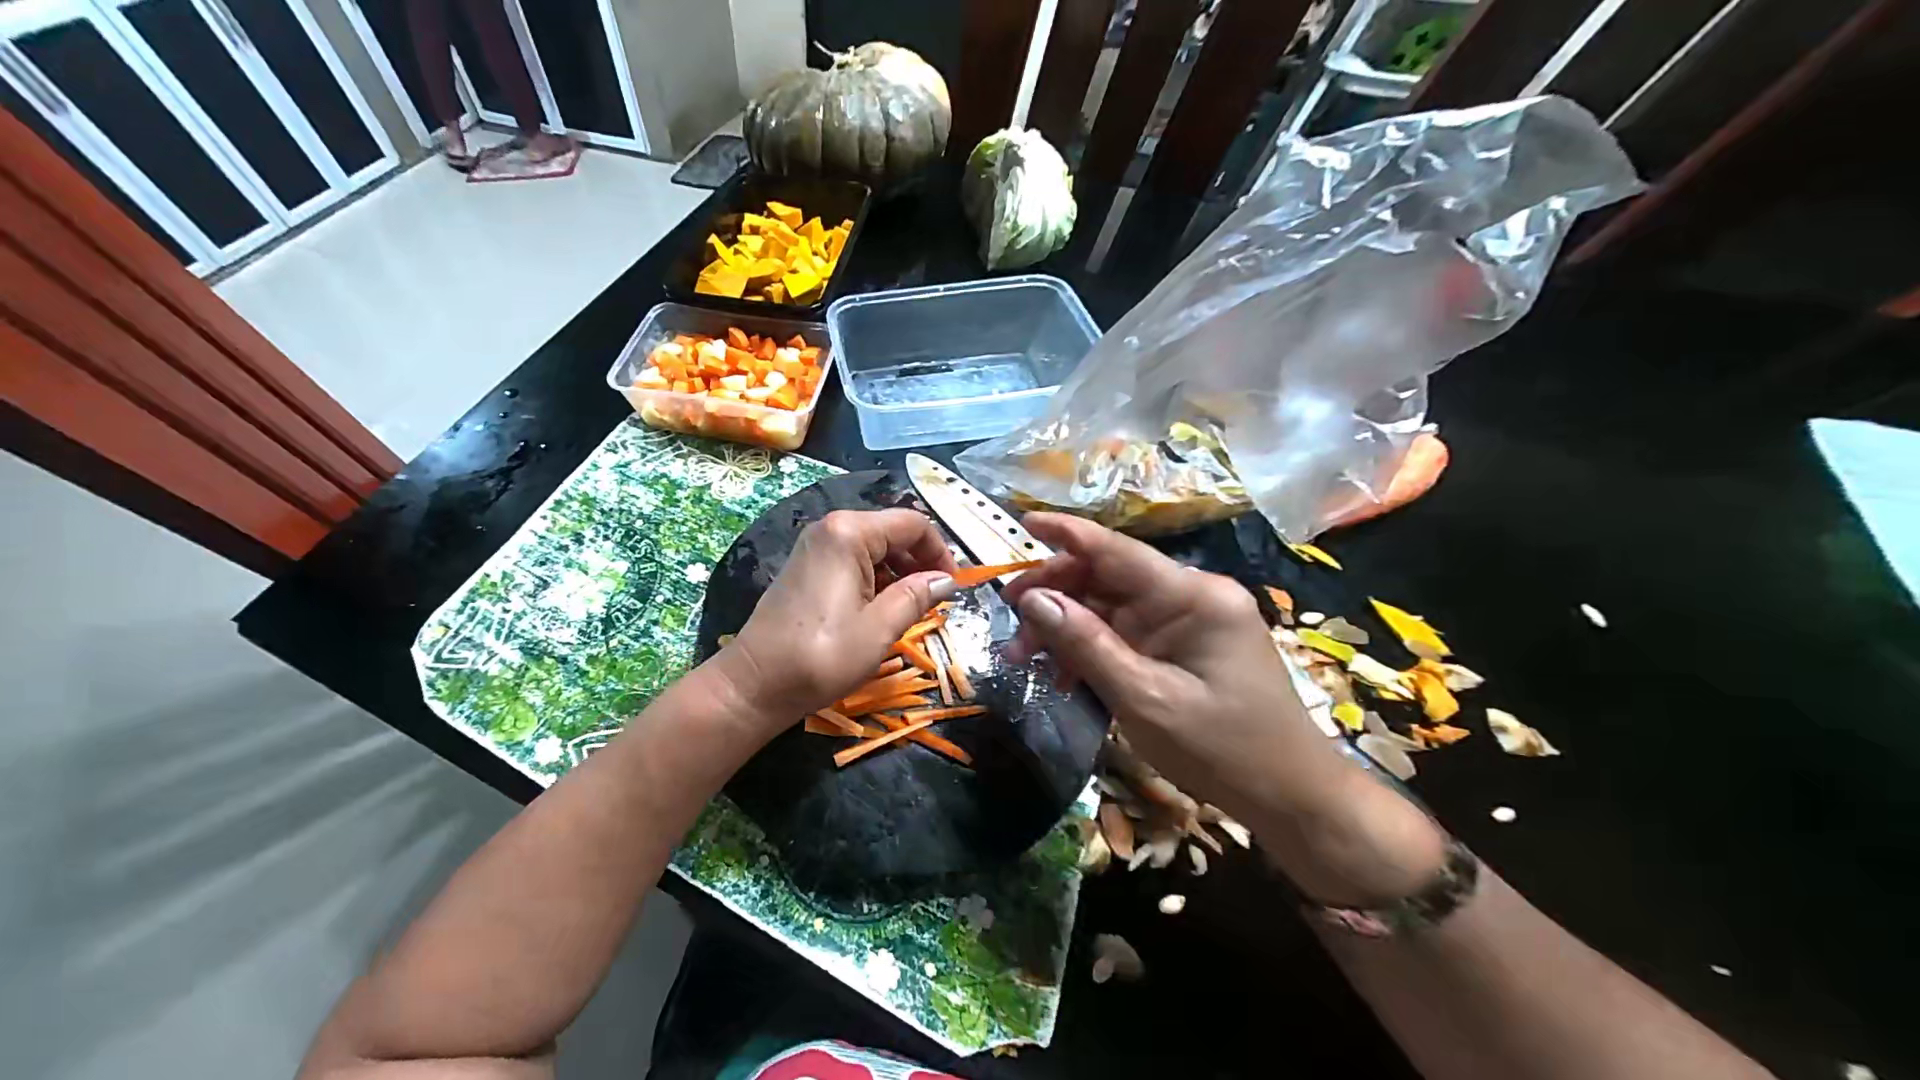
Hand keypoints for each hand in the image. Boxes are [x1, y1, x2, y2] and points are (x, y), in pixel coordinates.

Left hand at [715, 509, 957, 728]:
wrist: (755, 684)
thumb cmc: (821, 657)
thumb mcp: (879, 629)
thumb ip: (917, 596)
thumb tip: (947, 579)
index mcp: (849, 533)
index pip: (913, 524)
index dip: (940, 552)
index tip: (953, 587)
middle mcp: (831, 528)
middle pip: (893, 531)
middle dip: (920, 562)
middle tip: (936, 601)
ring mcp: (815, 546)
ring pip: (875, 547)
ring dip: (899, 573)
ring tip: (911, 610)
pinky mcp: (807, 566)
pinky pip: (853, 560)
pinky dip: (876, 579)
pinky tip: (881, 610)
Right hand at [1003, 513, 1444, 904]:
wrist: (1290, 796)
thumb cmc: (1222, 749)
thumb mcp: (1144, 699)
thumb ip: (1087, 644)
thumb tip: (1033, 599)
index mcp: (1193, 597)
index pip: (1117, 550)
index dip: (1067, 534)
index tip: (1023, 523)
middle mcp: (1191, 596)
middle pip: (1108, 578)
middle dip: (1056, 595)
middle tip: (1011, 621)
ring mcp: (1188, 621)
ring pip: (1111, 607)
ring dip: (1067, 627)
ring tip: (1024, 656)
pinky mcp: (1183, 645)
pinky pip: (1126, 633)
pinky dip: (1092, 649)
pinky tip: (1063, 674)